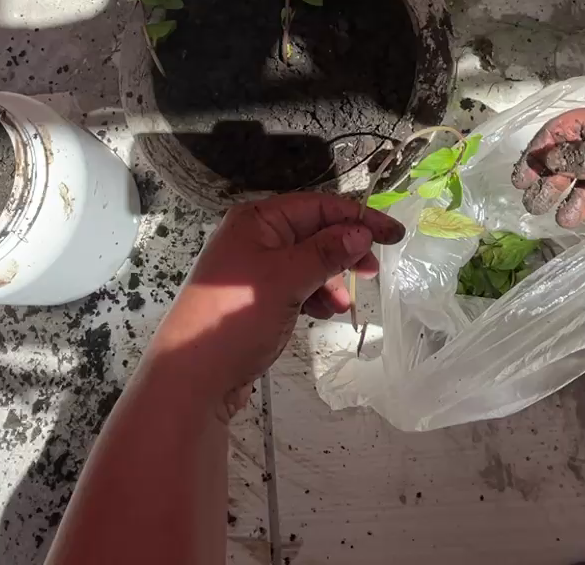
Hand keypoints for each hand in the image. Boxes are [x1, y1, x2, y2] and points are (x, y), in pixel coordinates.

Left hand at [144, 193, 405, 416]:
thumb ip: (326, 252)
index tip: (394, 234)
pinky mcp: (255, 299)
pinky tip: (325, 312)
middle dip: (345, 249)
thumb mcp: (286, 279)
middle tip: (374, 269)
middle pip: (313, 232)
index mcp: (257, 220)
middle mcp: (254, 237)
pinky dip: (315, 295)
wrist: (190, 379)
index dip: (357, 217)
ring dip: (331, 277)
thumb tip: (361, 232)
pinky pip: (296, 285)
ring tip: (344, 303)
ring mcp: (253, 269)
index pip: (317, 206)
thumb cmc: (235, 317)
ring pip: (307, 261)